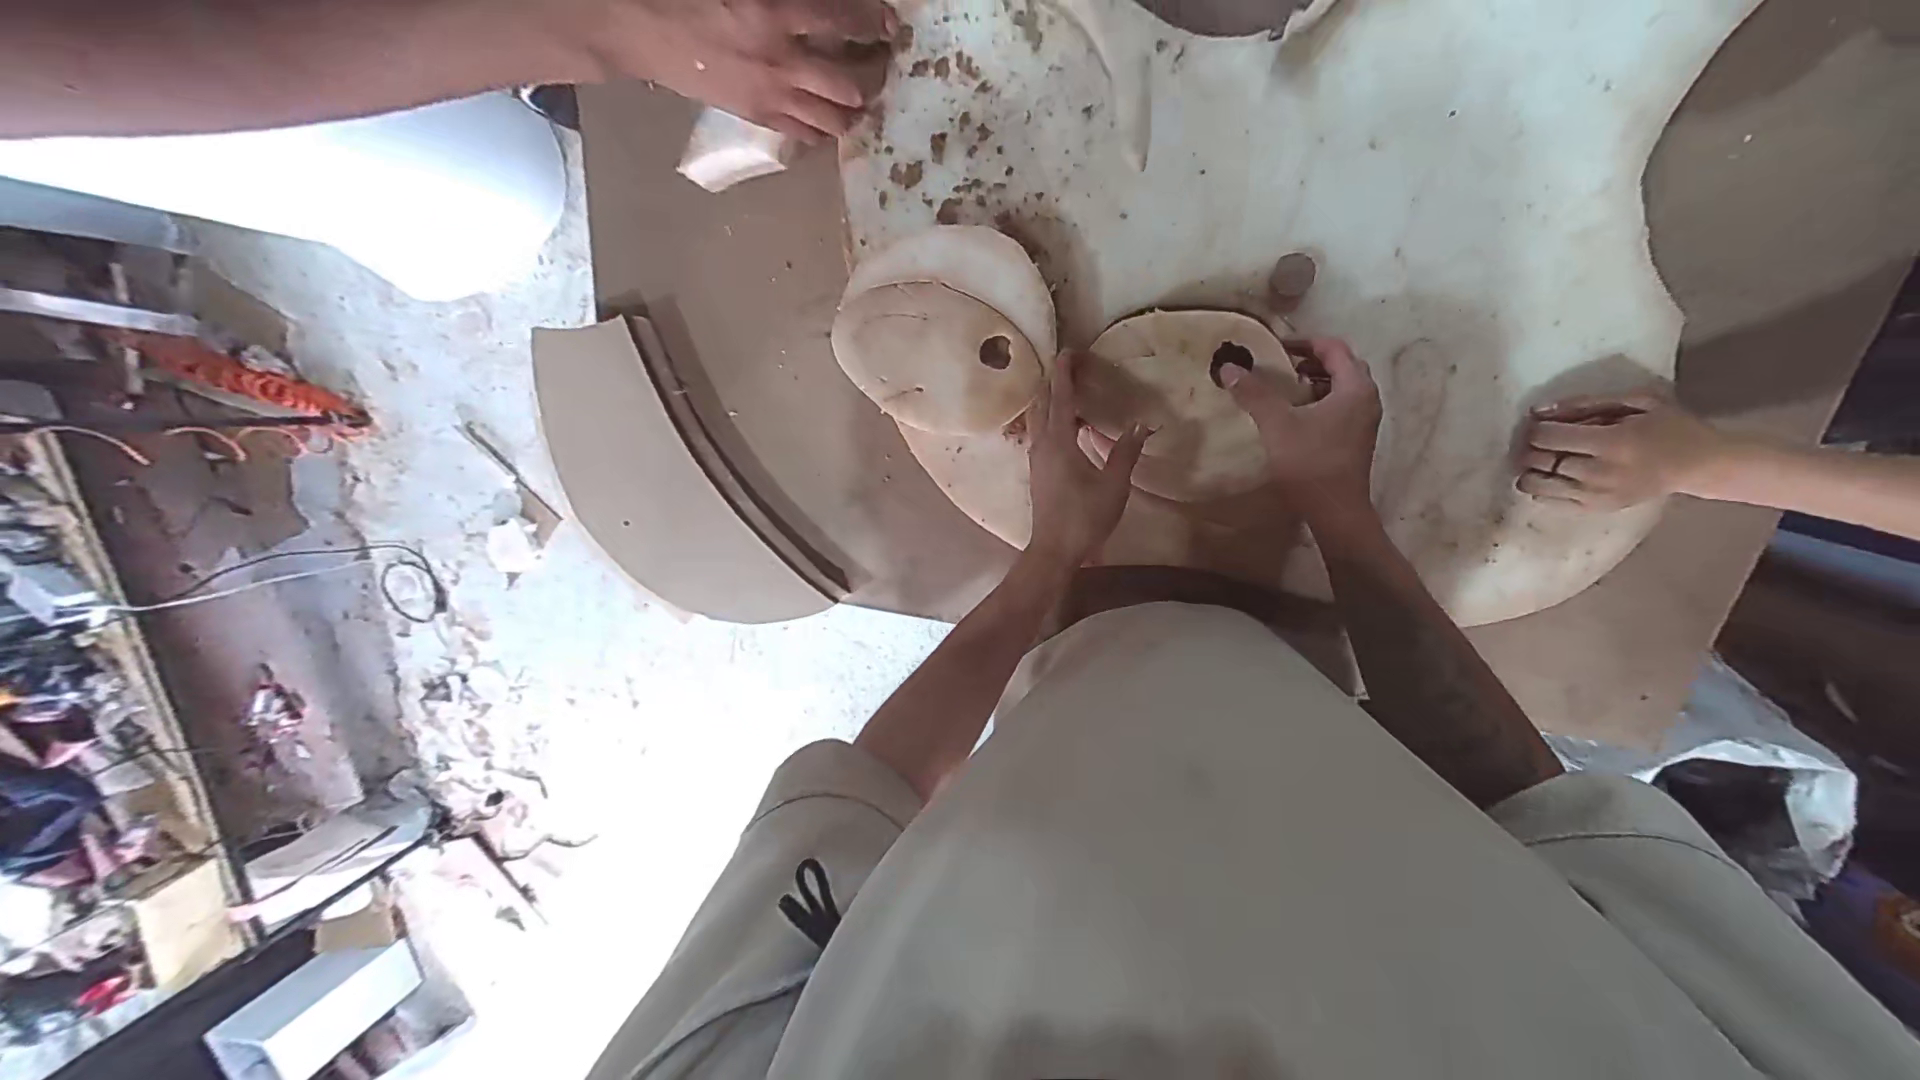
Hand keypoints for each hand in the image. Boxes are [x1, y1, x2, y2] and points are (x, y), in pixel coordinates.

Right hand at [583, 0, 896, 139]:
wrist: (639, 26)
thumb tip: (820, 3)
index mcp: (776, 12)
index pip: (846, 20)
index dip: (875, 23)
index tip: (889, 25)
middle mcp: (784, 63)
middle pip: (852, 85)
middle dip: (874, 75)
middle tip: (880, 64)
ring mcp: (773, 97)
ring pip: (835, 120)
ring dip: (856, 111)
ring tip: (862, 98)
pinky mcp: (760, 118)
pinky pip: (808, 136)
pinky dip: (826, 129)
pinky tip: (829, 116)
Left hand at [1025, 352, 1148, 568]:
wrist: (1054, 549)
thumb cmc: (1085, 516)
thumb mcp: (1114, 484)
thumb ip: (1126, 451)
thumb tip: (1142, 424)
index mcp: (1059, 441)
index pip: (1059, 396)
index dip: (1064, 372)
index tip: (1068, 350)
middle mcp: (1041, 444)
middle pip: (1042, 403)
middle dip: (1054, 382)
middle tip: (1073, 368)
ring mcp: (1035, 458)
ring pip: (1038, 419)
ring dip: (1051, 402)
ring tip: (1072, 393)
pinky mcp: (1037, 471)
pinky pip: (1040, 434)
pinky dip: (1052, 421)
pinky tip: (1069, 428)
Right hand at [1220, 337, 1381, 522]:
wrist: (1335, 509)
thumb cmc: (1310, 462)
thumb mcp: (1277, 424)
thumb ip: (1254, 393)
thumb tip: (1229, 367)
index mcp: (1355, 387)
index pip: (1334, 348)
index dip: (1304, 342)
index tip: (1275, 347)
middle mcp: (1367, 398)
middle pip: (1342, 365)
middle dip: (1311, 360)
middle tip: (1280, 364)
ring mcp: (1364, 420)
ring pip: (1342, 387)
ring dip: (1315, 380)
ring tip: (1285, 387)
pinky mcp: (1355, 438)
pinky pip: (1340, 406)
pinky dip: (1320, 399)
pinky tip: (1295, 414)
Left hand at [1518, 393, 1733, 509]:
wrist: (1703, 465)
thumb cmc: (1671, 427)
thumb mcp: (1638, 402)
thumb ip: (1585, 403)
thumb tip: (1537, 410)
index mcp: (1612, 443)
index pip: (1547, 437)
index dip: (1536, 429)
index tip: (1542, 424)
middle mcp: (1599, 472)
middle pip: (1537, 460)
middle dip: (1530, 448)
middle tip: (1540, 441)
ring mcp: (1594, 495)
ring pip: (1534, 483)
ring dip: (1529, 469)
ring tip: (1543, 459)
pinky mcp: (1593, 508)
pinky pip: (1545, 500)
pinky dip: (1539, 486)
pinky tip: (1553, 475)